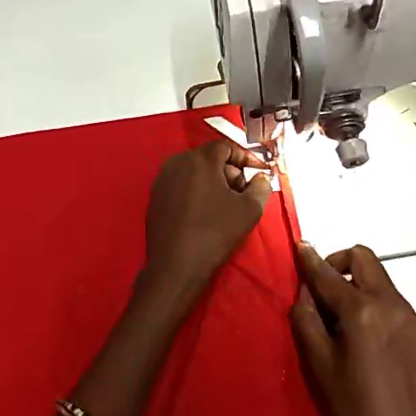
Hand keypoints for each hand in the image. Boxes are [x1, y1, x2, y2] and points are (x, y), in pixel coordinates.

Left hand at [142, 141, 271, 295]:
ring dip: (212, 182)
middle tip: (243, 193)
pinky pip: (181, 186)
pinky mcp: (154, 198)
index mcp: (200, 159)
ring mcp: (162, 180)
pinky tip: (204, 214)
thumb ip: (261, 186)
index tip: (258, 173)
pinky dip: (195, 192)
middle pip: (210, 159)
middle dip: (229, 172)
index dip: (246, 158)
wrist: (175, 268)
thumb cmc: (215, 233)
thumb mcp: (250, 209)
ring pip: (194, 172)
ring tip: (225, 205)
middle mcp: (177, 163)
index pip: (227, 147)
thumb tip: (260, 178)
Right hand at [291, 244, 415, 415]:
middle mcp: (391, 303)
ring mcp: (409, 316)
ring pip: (379, 278)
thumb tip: (305, 294)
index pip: (330, 275)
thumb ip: (308, 323)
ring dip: (355, 283)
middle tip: (319, 290)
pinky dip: (370, 301)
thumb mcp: (322, 371)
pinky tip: (357, 334)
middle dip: (338, 264)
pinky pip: (390, 299)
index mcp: (364, 312)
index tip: (300, 247)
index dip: (311, 260)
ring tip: (335, 319)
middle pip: (364, 259)